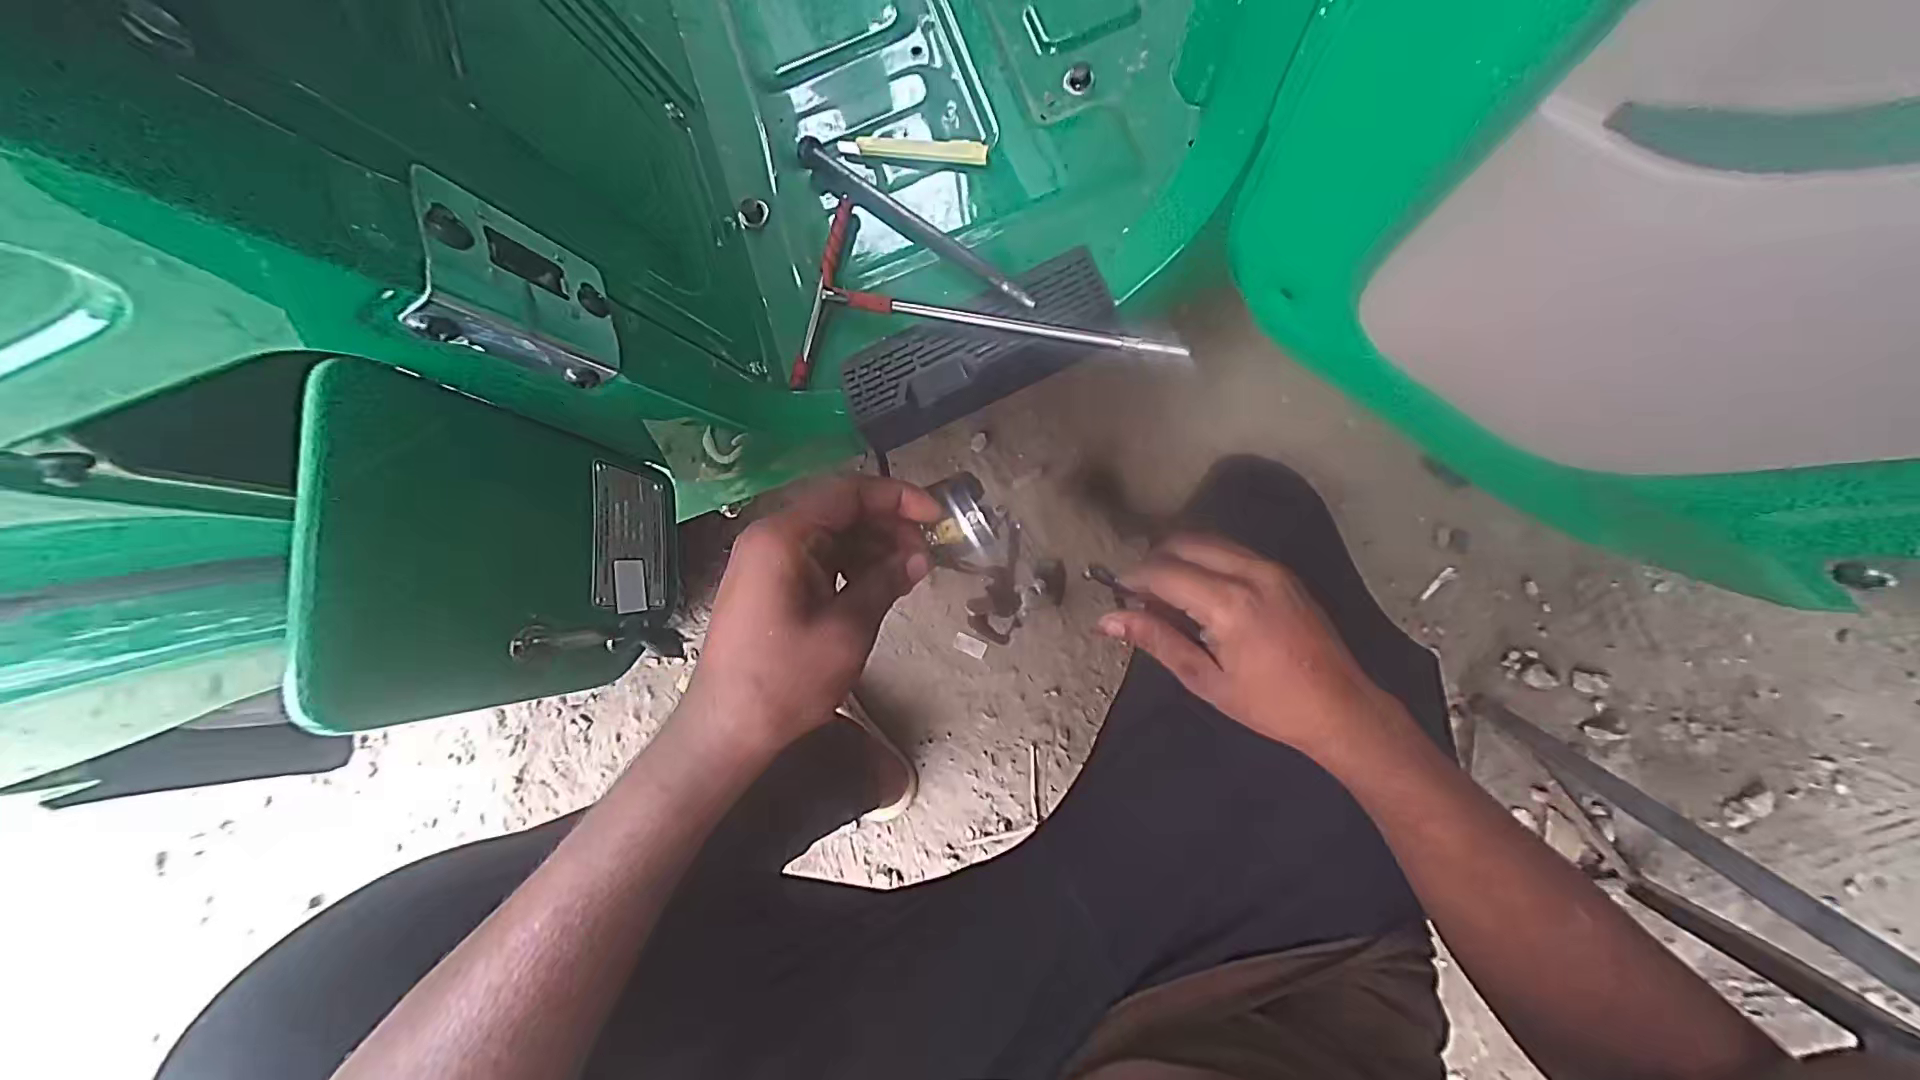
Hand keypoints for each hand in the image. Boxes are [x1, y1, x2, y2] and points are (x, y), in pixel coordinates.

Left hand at [679, 475, 940, 751]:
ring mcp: (765, 561)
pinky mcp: (768, 584)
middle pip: (839, 511)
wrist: (727, 729)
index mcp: (783, 537)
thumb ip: (885, 582)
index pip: (848, 493)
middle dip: (887, 527)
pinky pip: (817, 559)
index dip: (897, 498)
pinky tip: (878, 585)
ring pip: (831, 536)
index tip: (935, 515)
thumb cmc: (785, 681)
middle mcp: (770, 538)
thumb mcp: (847, 629)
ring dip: (872, 548)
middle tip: (924, 554)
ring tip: (908, 574)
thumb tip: (918, 558)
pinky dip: (851, 567)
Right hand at [1096, 534, 1407, 758]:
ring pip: (1206, 540)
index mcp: (1229, 603)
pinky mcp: (1281, 571)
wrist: (1342, 708)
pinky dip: (1202, 560)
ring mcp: (1270, 568)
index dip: (1132, 579)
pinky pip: (1229, 550)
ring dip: (1176, 558)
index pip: (1163, 572)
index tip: (1115, 594)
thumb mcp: (1204, 678)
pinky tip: (1197, 593)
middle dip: (1152, 562)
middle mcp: (1250, 573)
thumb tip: (1108, 620)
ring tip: (1166, 596)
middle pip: (1182, 543)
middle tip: (1139, 596)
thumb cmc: (1269, 704)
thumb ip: (1156, 639)